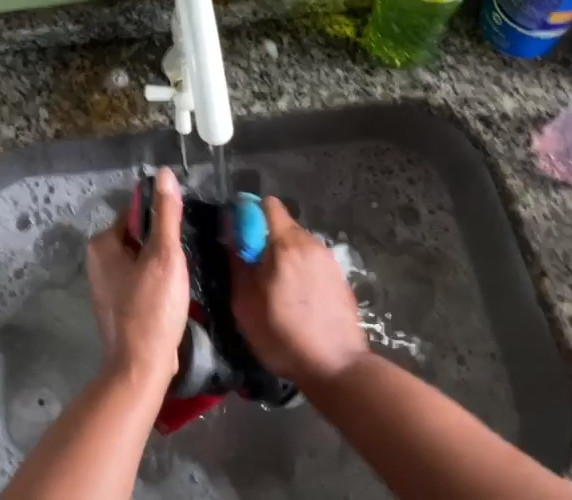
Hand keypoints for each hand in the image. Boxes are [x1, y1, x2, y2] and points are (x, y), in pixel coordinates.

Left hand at [85, 167, 189, 382]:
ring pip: (143, 259)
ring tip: (180, 279)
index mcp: (102, 243)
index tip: (180, 235)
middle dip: (163, 245)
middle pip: (140, 236)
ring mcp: (106, 284)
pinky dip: (157, 283)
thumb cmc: (152, 308)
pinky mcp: (118, 304)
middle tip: (182, 260)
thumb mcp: (165, 256)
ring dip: (163, 265)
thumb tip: (163, 173)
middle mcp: (97, 260)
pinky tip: (172, 296)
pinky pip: (141, 280)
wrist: (140, 368)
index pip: (137, 213)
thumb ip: (166, 214)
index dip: (162, 220)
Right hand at [231, 196, 369, 387]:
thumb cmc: (283, 336)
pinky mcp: (341, 277)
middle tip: (256, 269)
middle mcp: (310, 243)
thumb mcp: (246, 304)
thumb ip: (237, 264)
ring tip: (278, 289)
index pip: (268, 205)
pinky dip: (302, 271)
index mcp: (285, 244)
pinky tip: (299, 300)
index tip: (239, 235)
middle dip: (266, 239)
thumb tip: (231, 236)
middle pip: (283, 225)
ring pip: (299, 244)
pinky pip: (313, 262)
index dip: (250, 213)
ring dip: (285, 256)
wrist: (338, 367)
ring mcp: (329, 260)